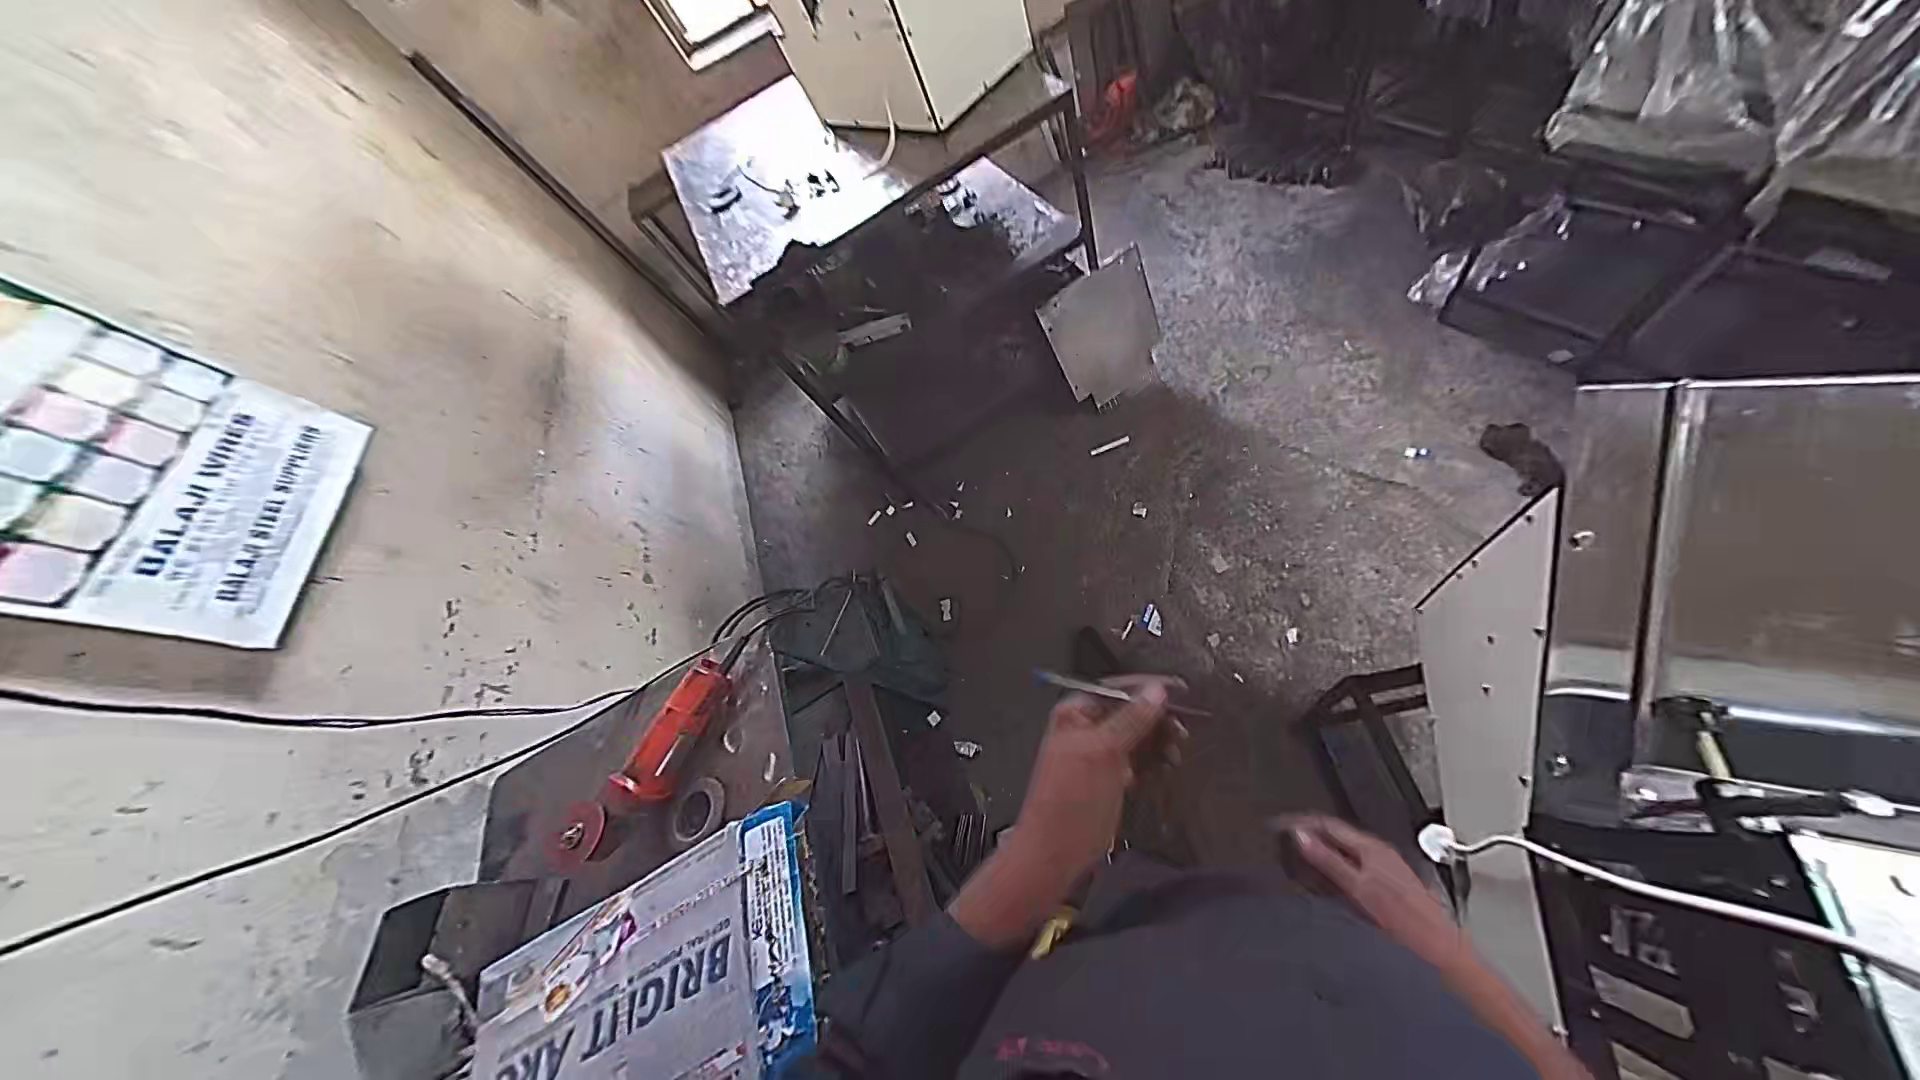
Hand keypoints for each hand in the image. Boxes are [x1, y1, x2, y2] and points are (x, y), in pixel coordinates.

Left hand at [949, 675, 1186, 949]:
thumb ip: (1132, 719)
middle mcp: (1084, 728)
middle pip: (1129, 712)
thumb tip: (1157, 691)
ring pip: (1135, 736)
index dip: (1149, 689)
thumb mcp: (1105, 753)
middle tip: (1182, 730)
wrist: (1053, 852)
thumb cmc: (1069, 803)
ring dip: (1157, 742)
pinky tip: (1163, 767)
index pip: (1118, 689)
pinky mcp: (1105, 776)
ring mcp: (1095, 753)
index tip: (1181, 692)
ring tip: (1174, 753)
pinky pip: (1134, 759)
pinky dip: (1150, 761)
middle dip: (1157, 719)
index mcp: (1075, 713)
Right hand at [1280, 815, 1465, 967]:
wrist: (1438, 947)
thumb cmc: (1406, 919)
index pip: (1327, 823)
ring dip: (1323, 850)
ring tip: (1304, 857)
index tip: (1282, 825)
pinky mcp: (1388, 882)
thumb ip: (1327, 860)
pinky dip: (1336, 865)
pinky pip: (1355, 863)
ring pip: (1345, 849)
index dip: (1302, 822)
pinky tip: (1331, 880)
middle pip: (1336, 835)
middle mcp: (1379, 852)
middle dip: (1311, 835)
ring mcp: (1385, 866)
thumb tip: (1300, 836)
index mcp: (1370, 846)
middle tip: (1288, 840)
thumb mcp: (1357, 887)